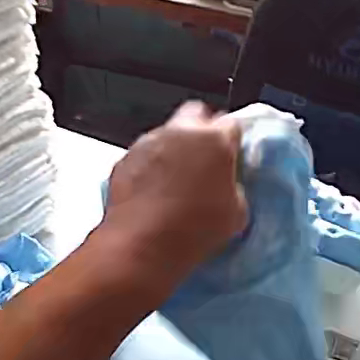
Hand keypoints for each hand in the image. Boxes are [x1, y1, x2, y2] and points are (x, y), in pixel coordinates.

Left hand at [96, 101, 247, 289]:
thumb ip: (234, 188)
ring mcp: (147, 142)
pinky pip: (142, 155)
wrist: (142, 246)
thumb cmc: (195, 230)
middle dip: (202, 130)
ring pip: (166, 134)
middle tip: (205, 159)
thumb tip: (226, 186)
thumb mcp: (235, 214)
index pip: (232, 125)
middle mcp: (179, 132)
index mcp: (214, 139)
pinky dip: (149, 167)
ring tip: (174, 182)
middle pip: (196, 114)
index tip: (231, 158)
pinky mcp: (124, 159)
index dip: (233, 141)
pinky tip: (151, 192)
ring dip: (173, 149)